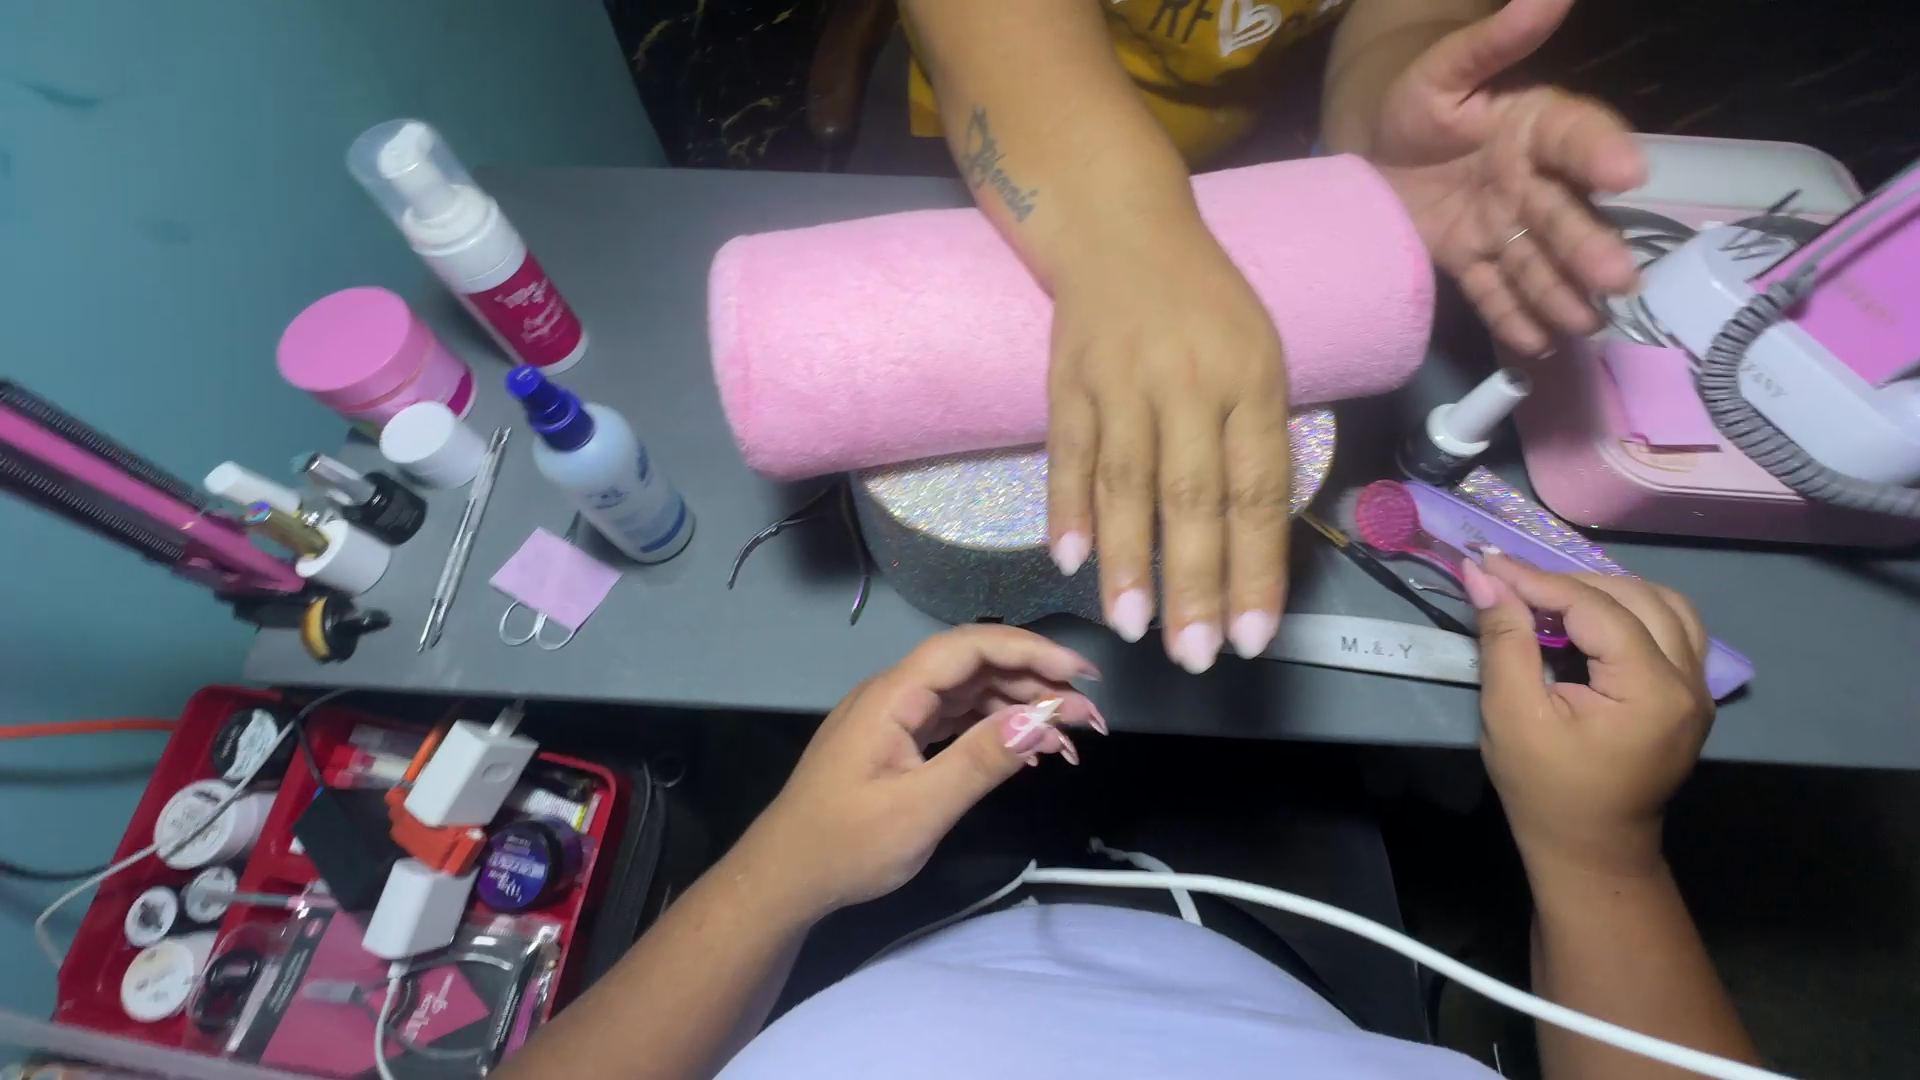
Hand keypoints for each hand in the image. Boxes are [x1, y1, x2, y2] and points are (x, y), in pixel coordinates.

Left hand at [740, 625, 1105, 915]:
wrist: (785, 877)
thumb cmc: (845, 845)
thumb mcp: (919, 810)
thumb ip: (980, 762)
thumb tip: (1041, 721)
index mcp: (894, 694)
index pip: (969, 647)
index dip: (1028, 649)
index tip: (1079, 673)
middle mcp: (897, 691)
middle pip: (975, 666)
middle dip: (1036, 682)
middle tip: (1089, 716)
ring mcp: (899, 713)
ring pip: (971, 691)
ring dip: (1021, 707)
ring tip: (1071, 737)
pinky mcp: (902, 736)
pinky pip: (957, 718)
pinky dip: (996, 728)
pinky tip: (1029, 750)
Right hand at [1047, 229, 1291, 672]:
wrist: (1121, 232)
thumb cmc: (1202, 303)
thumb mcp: (1258, 354)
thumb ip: (1254, 440)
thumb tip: (1242, 538)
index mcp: (1251, 379)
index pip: (1259, 492)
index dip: (1256, 569)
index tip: (1253, 637)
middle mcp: (1188, 385)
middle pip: (1193, 498)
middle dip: (1195, 584)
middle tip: (1194, 656)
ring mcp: (1121, 384)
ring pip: (1126, 484)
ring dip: (1127, 561)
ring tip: (1131, 627)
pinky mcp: (1067, 384)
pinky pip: (1067, 454)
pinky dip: (1066, 507)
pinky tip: (1067, 560)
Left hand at [1370, 0, 1646, 355]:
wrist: (1375, 155)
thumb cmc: (1412, 107)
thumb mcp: (1441, 72)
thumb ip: (1491, 43)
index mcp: (1534, 126)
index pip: (1576, 136)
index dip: (1600, 153)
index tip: (1626, 175)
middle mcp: (1529, 181)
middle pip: (1563, 214)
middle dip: (1589, 248)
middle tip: (1617, 279)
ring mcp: (1500, 225)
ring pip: (1534, 261)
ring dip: (1559, 294)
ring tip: (1584, 324)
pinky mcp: (1468, 258)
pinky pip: (1491, 290)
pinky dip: (1510, 317)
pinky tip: (1535, 344)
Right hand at [1463, 553, 1713, 876]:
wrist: (1588, 843)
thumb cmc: (1542, 782)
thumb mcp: (1511, 710)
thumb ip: (1504, 639)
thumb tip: (1483, 578)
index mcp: (1650, 689)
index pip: (1596, 607)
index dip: (1537, 579)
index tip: (1486, 562)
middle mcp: (1688, 681)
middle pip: (1636, 597)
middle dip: (1568, 579)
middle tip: (1507, 578)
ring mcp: (1696, 688)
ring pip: (1664, 605)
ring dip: (1604, 589)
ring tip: (1546, 593)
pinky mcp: (1686, 694)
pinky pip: (1670, 627)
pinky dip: (1626, 608)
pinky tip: (1585, 616)